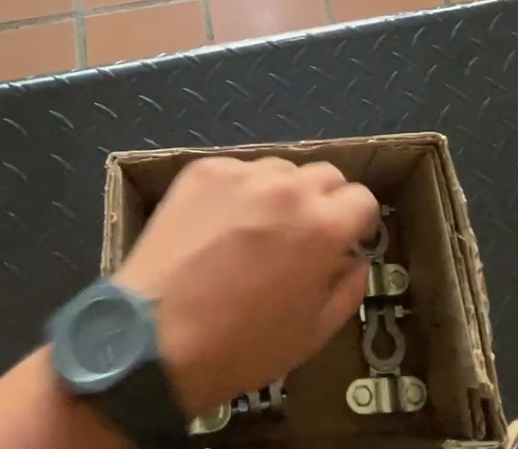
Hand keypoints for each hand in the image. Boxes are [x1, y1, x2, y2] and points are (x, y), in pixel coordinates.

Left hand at [113, 156, 380, 416]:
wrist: (155, 339)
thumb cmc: (241, 346)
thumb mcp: (311, 334)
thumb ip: (346, 289)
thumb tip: (355, 259)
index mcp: (323, 226)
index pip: (362, 199)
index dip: (357, 222)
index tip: (345, 239)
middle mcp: (289, 188)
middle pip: (326, 175)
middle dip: (325, 202)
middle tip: (302, 235)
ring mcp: (243, 174)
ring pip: (281, 170)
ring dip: (282, 193)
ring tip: (256, 229)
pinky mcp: (204, 170)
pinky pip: (237, 172)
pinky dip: (239, 193)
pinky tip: (219, 226)